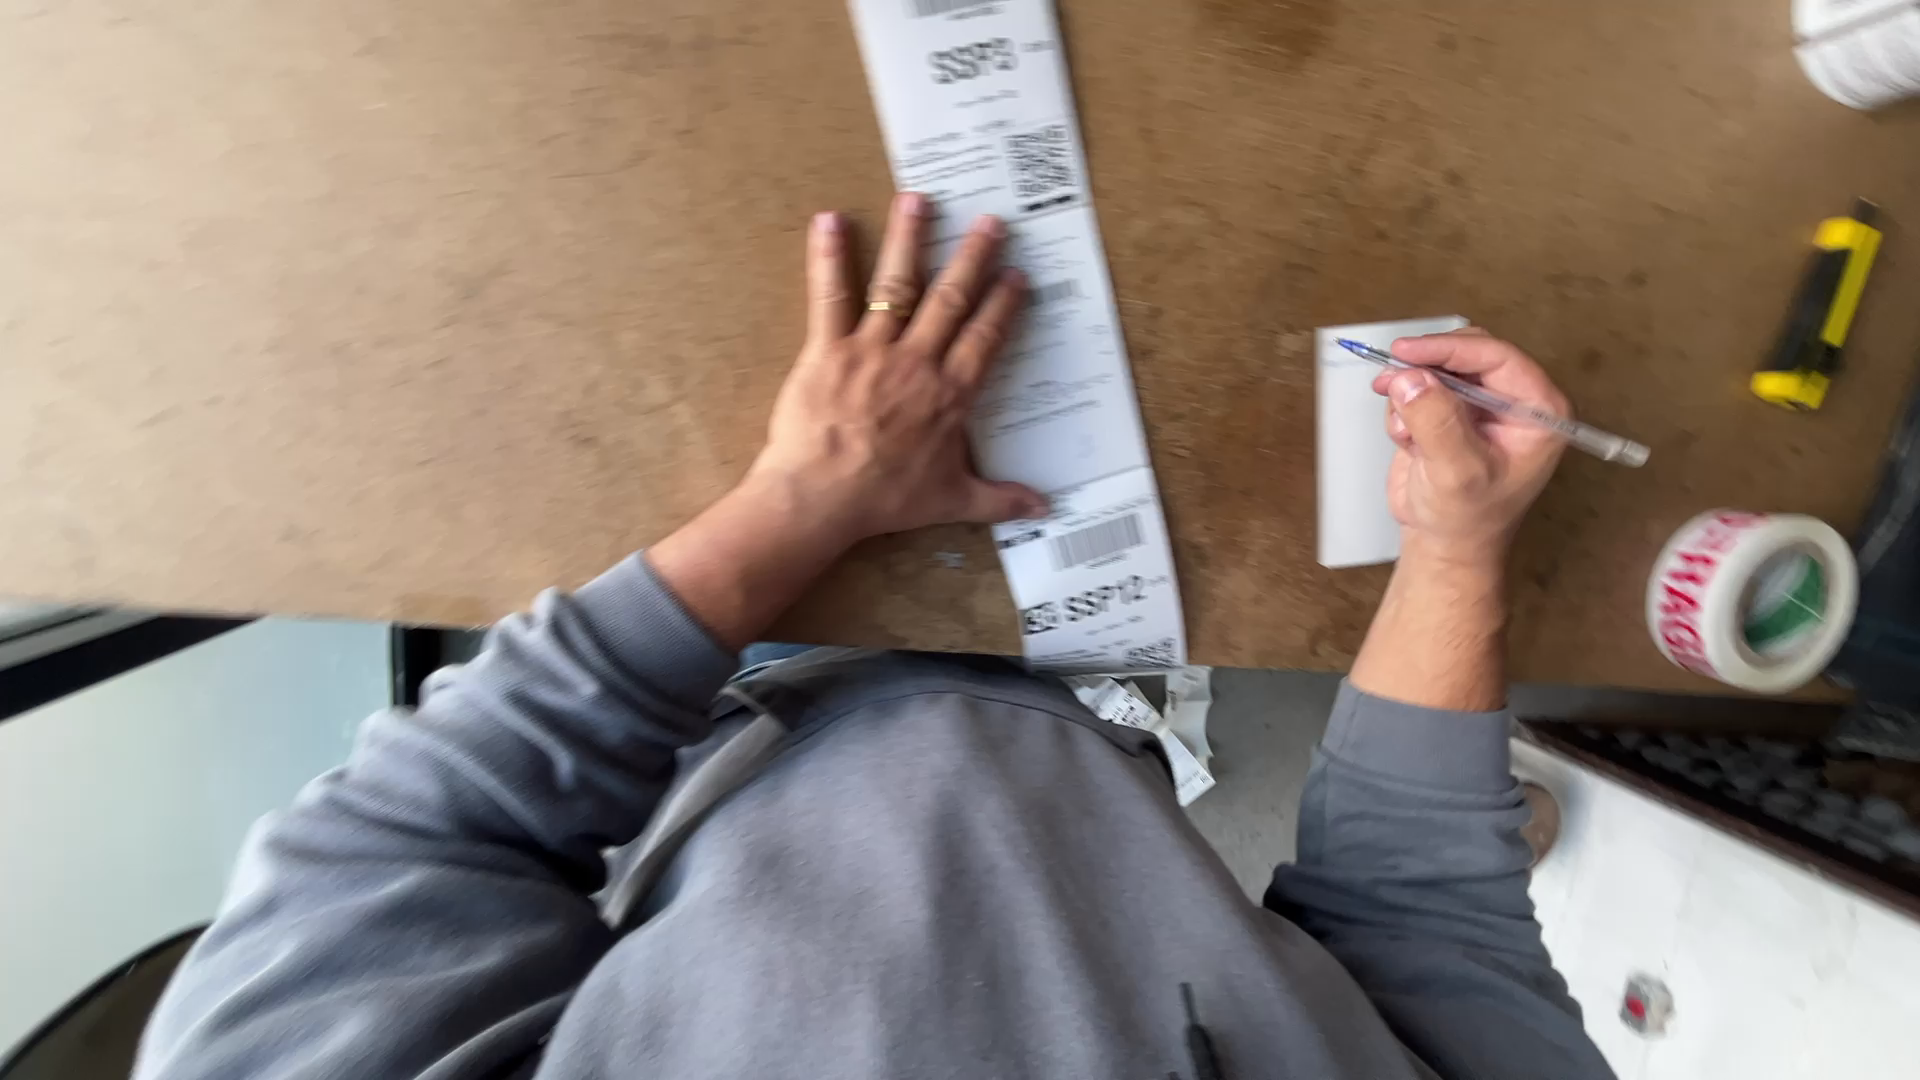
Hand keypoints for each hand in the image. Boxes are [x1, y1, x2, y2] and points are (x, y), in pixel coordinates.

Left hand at [647, 194, 1044, 649]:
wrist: (823, 498)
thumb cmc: (887, 500)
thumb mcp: (951, 501)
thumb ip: (1000, 499)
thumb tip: (1045, 510)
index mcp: (950, 395)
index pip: (984, 338)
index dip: (1003, 305)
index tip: (1017, 275)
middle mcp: (918, 362)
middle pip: (950, 300)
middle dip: (972, 258)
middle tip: (989, 221)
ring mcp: (872, 351)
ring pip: (897, 286)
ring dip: (909, 240)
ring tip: (918, 200)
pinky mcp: (827, 350)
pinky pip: (830, 297)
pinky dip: (829, 258)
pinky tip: (829, 221)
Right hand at [1371, 329, 1568, 566]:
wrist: (1443, 544)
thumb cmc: (1467, 518)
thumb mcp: (1456, 471)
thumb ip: (1436, 421)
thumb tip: (1409, 378)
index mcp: (1536, 410)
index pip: (1496, 358)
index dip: (1450, 348)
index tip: (1407, 351)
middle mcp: (1510, 403)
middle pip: (1465, 356)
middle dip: (1426, 367)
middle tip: (1391, 380)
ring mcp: (1474, 410)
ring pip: (1435, 373)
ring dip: (1409, 394)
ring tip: (1404, 432)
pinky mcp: (1444, 418)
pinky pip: (1416, 394)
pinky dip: (1401, 412)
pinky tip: (1406, 441)